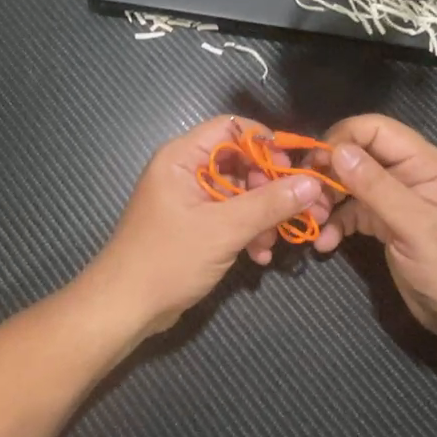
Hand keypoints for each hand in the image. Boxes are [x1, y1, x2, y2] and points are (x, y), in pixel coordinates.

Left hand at [80, 116, 326, 338]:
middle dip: (270, 187)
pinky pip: (228, 217)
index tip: (293, 167)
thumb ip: (269, 204)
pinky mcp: (192, 227)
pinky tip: (261, 255)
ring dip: (262, 215)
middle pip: (239, 162)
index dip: (264, 142)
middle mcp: (184, 171)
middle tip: (299, 208)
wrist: (124, 308)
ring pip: (237, 193)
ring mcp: (188, 200)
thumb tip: (311, 183)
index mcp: (182, 157)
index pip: (230, 129)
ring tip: (277, 240)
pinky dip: (247, 232)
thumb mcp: (224, 229)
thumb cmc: (169, 259)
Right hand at [314, 115, 436, 359]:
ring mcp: (394, 199)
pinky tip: (325, 243)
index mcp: (424, 163)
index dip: (342, 139)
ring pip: (349, 183)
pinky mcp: (384, 224)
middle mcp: (407, 173)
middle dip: (328, 172)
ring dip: (327, 199)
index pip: (375, 129)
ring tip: (313, 222)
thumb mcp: (416, 227)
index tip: (314, 163)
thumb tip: (336, 151)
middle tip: (307, 198)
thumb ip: (376, 187)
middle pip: (357, 154)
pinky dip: (336, 224)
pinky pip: (351, 212)